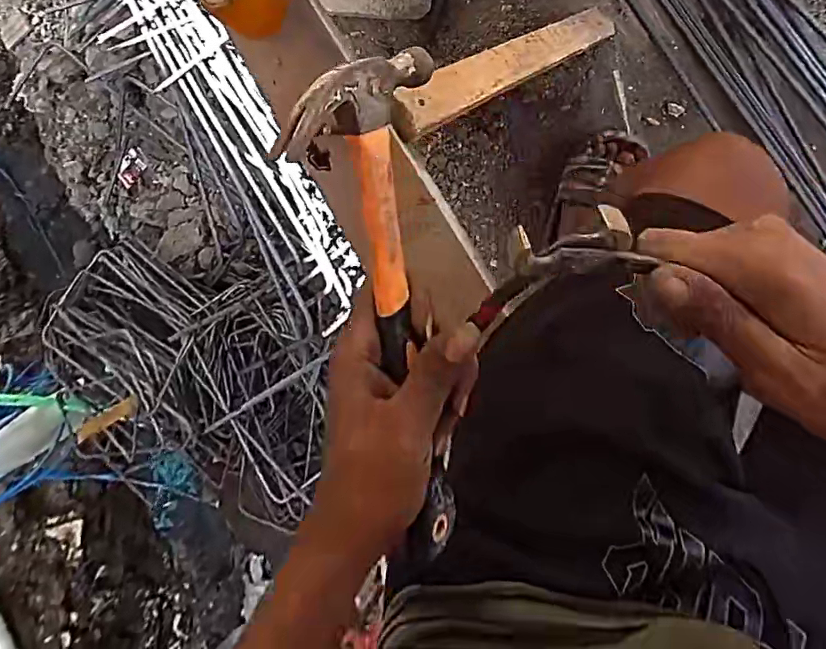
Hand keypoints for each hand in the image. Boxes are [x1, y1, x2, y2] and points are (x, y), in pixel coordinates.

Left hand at [308, 290, 479, 560]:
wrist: (358, 534)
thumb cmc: (373, 477)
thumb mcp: (409, 422)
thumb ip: (436, 372)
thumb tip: (467, 327)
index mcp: (358, 351)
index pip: (378, 294)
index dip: (409, 292)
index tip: (438, 321)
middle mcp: (370, 357)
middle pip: (414, 322)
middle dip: (442, 349)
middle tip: (454, 390)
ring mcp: (386, 380)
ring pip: (429, 353)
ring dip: (449, 382)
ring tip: (449, 419)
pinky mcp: (400, 403)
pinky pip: (431, 382)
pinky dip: (445, 402)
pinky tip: (445, 431)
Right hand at [634, 214, 825, 468]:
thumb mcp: (787, 378)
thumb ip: (719, 320)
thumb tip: (656, 276)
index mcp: (759, 260)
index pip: (660, 245)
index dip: (650, 286)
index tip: (671, 329)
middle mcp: (764, 234)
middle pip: (678, 249)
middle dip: (678, 294)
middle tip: (710, 348)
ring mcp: (781, 239)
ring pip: (700, 255)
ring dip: (703, 298)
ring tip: (739, 346)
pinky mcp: (792, 253)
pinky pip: (728, 260)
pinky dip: (726, 292)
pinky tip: (758, 331)